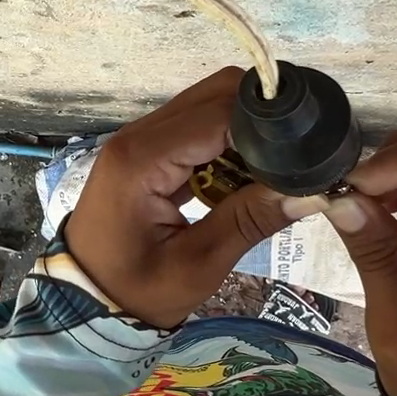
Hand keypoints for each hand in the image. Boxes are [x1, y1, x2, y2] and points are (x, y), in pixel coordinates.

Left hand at [64, 68, 325, 328]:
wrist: (83, 300)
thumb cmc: (135, 290)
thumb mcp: (197, 264)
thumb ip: (250, 220)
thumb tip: (312, 191)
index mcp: (142, 158)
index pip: (219, 113)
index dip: (268, 125)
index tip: (307, 148)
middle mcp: (138, 135)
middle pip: (213, 95)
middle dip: (260, 120)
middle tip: (296, 159)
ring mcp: (139, 139)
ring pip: (206, 106)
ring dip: (245, 131)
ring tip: (276, 170)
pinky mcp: (145, 151)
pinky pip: (194, 128)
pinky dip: (225, 143)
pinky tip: (247, 177)